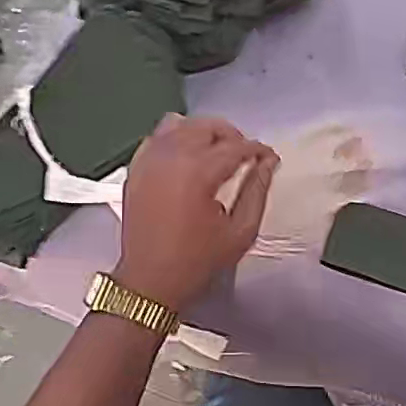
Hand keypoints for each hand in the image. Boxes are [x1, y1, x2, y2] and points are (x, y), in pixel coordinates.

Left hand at [113, 115, 277, 312]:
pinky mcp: (136, 169)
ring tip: (217, 153)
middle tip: (246, 156)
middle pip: (208, 127)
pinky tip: (188, 158)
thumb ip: (257, 192)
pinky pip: (157, 138)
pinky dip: (176, 139)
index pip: (236, 146)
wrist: (150, 281)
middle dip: (232, 137)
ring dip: (203, 133)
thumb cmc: (195, 262)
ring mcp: (149, 161)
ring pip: (181, 124)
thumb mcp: (240, 232)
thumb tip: (266, 166)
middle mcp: (170, 158)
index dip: (258, 150)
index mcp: (198, 172)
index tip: (269, 159)